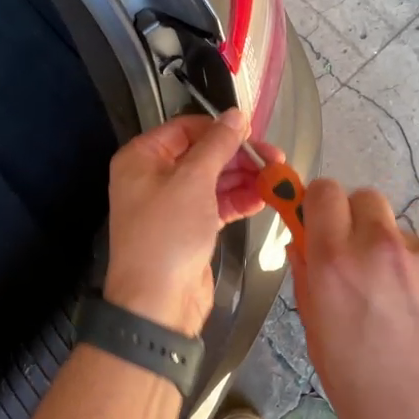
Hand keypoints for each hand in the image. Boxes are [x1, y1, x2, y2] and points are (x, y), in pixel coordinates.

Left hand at [103, 111, 276, 335]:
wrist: (158, 303)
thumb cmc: (168, 233)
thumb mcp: (194, 180)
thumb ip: (218, 144)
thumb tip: (236, 114)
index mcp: (142, 157)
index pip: (185, 128)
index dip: (219, 128)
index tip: (254, 131)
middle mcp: (152, 176)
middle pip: (202, 153)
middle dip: (237, 155)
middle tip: (274, 158)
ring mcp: (171, 203)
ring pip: (212, 179)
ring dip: (243, 178)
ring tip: (276, 178)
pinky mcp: (188, 227)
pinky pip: (215, 204)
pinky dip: (238, 200)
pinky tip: (264, 199)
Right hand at [291, 181, 418, 418]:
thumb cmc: (371, 401)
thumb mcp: (320, 342)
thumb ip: (309, 283)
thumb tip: (304, 246)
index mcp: (335, 263)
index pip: (323, 191)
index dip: (321, 206)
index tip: (323, 226)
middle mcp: (380, 246)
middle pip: (365, 198)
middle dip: (358, 223)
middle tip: (362, 264)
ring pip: (401, 234)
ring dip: (396, 258)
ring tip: (406, 311)